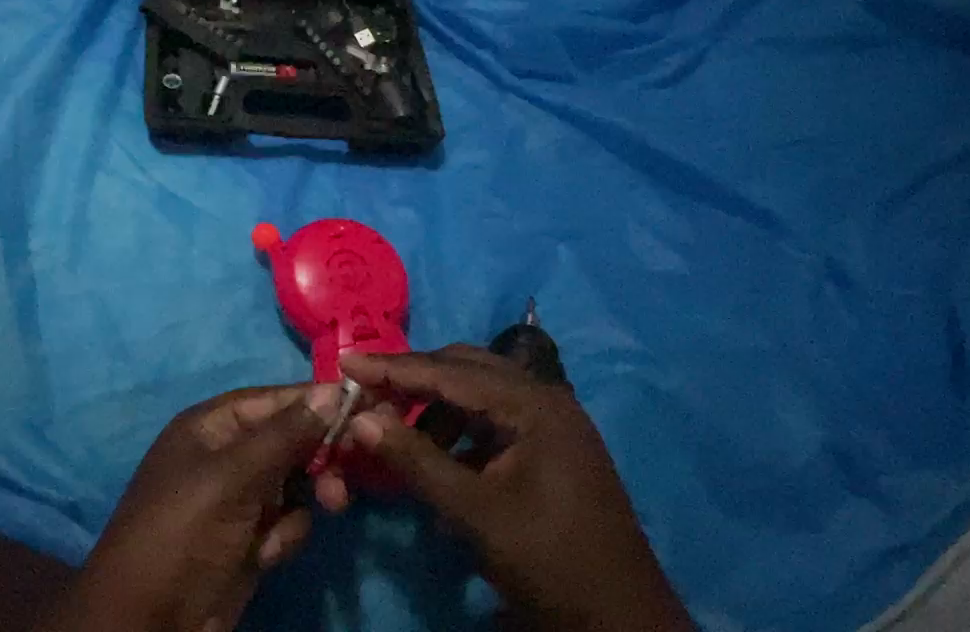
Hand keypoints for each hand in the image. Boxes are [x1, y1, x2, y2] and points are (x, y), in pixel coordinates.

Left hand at [39, 384, 341, 631]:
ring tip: (325, 509)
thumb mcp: (233, 477)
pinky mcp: (248, 540)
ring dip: (306, 499)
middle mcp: (225, 455)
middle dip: (318, 457)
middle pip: (289, 440)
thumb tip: (333, 389)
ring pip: (295, 483)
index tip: (363, 408)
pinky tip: (266, 554)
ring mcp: (237, 499)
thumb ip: (285, 434)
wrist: (148, 622)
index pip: (273, 400)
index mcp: (210, 426)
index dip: (314, 402)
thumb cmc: (184, 532)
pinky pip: (286, 522)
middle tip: (345, 477)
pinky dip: (284, 536)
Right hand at [341, 347, 691, 631]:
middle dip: (414, 380)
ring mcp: (553, 423)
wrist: (623, 625)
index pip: (449, 371)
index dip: (393, 367)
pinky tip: (440, 463)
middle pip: (466, 370)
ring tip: (400, 439)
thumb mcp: (474, 513)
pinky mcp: (553, 449)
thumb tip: (361, 419)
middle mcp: (546, 398)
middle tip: (368, 394)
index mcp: (533, 403)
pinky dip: (461, 433)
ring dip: (436, 409)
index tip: (346, 363)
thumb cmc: (549, 562)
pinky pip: (495, 421)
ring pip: (479, 394)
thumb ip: (416, 460)